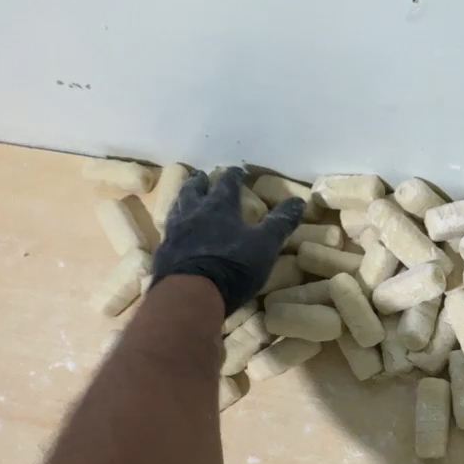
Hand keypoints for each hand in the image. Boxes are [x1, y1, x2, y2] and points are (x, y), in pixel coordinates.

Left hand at [151, 167, 303, 313]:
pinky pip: (169, 232)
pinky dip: (174, 226)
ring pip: (177, 208)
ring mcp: (175, 233)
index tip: (237, 170)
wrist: (192, 293)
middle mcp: (194, 213)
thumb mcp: (265, 244)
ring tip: (185, 197)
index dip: (234, 176)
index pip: (227, 184)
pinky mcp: (163, 253)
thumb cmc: (233, 265)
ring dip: (183, 199)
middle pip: (194, 191)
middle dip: (200, 182)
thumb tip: (299, 201)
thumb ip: (280, 223)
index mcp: (220, 207)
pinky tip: (175, 232)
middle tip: (202, 176)